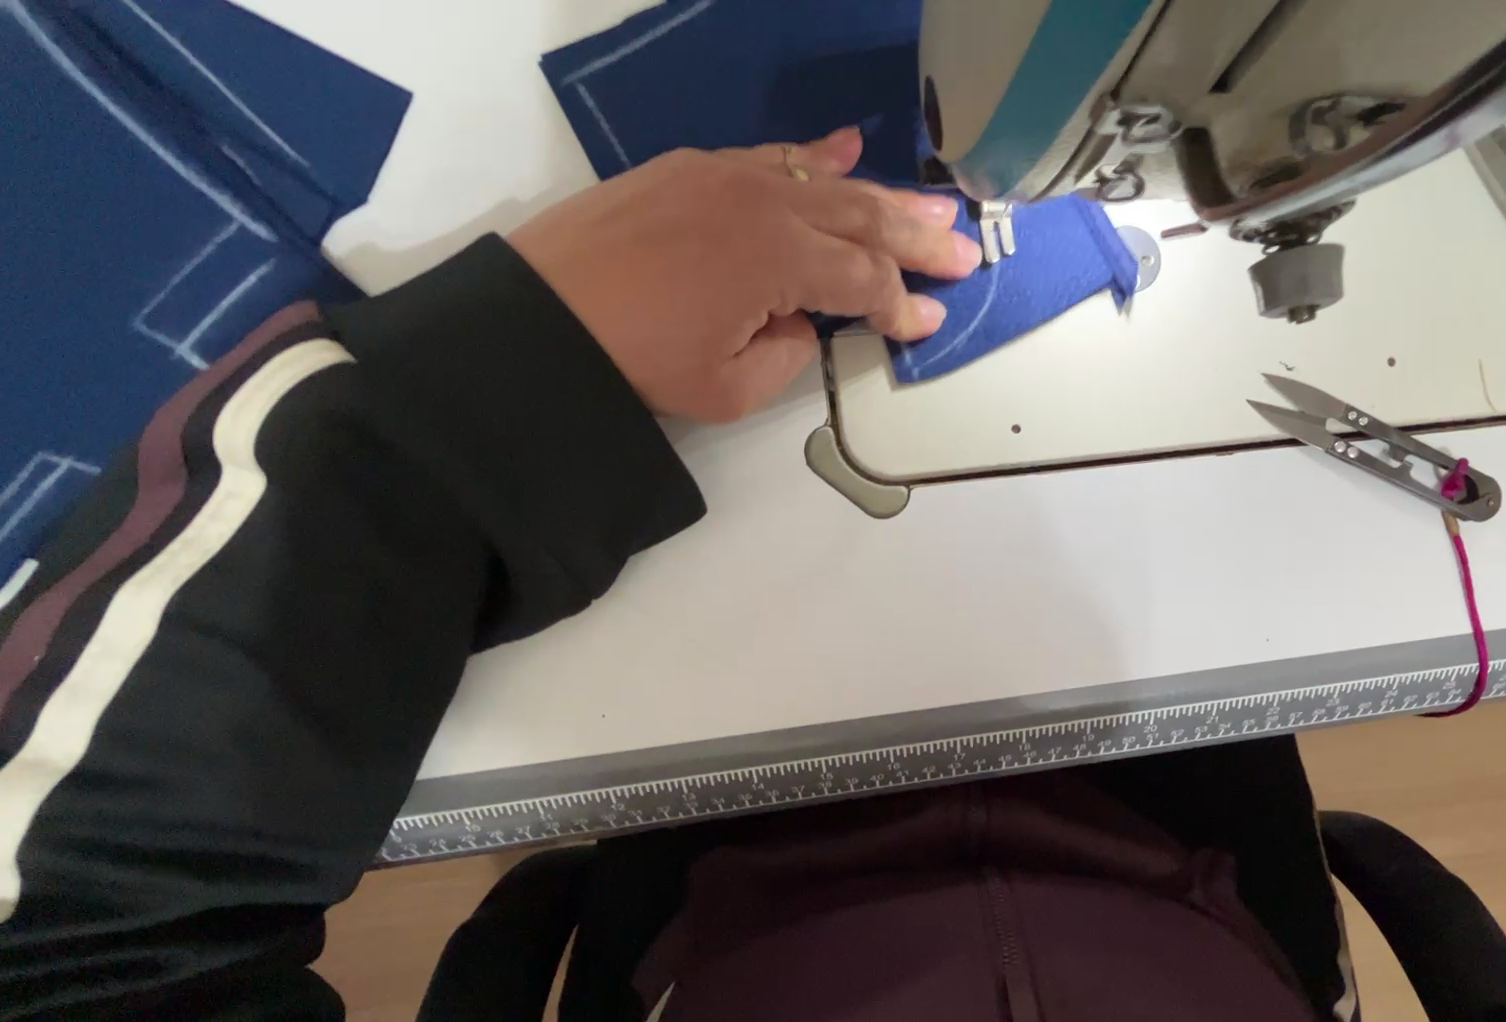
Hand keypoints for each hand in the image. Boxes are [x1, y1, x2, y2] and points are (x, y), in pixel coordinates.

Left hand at [509, 128, 979, 422]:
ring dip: (885, 196)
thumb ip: (789, 355)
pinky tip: (848, 149)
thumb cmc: (638, 360)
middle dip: (919, 241)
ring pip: (828, 182)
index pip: (865, 282)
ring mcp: (731, 176)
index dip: (904, 306)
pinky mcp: (698, 168)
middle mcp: (768, 205)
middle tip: (964, 252)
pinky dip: (817, 156)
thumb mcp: (729, 389)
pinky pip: (774, 156)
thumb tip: (802, 321)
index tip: (930, 323)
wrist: (541, 314)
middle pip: (864, 219)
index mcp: (780, 261)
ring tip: (933, 208)